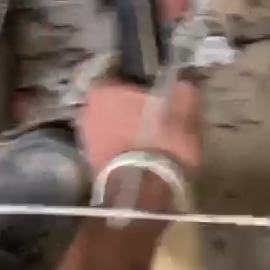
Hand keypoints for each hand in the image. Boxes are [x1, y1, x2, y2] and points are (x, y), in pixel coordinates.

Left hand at [78, 81, 202, 215]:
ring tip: (153, 143)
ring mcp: (85, 140)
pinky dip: (125, 150)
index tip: (160, 96)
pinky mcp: (91, 165)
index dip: (143, 86)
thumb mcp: (183, 109)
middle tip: (158, 119)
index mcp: (102, 91)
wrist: (142, 191)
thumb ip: (183, 90)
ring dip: (129, 132)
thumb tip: (184, 84)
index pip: (123, 78)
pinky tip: (143, 159)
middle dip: (133, 110)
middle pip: (115, 104)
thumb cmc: (161, 142)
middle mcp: (86, 111)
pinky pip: (112, 148)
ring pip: (113, 127)